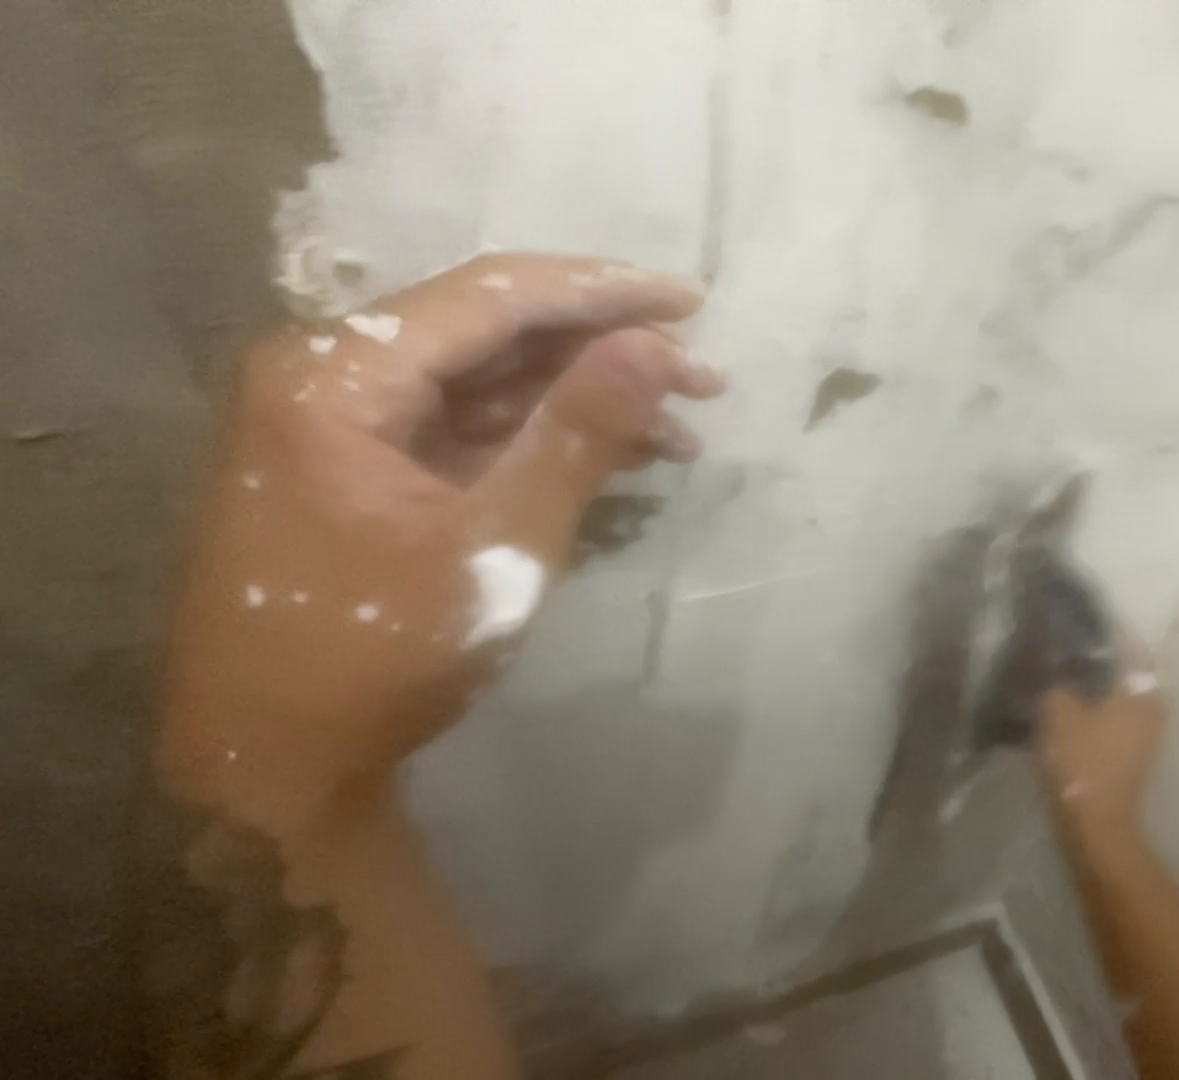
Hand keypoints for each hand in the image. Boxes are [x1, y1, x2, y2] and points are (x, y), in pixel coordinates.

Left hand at [155, 254, 721, 829]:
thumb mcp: (499, 542)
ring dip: (590, 399)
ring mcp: (353, 427)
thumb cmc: (379, 652)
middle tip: (704, 376)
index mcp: (339, 376)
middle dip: (608, 350)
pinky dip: (552, 439)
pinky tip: (625, 457)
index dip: (604, 291)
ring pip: (496, 383)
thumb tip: (655, 346)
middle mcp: (335, 378)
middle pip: (497, 333)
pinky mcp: (376, 472)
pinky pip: (479, 430)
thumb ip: (579, 435)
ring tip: (684, 427)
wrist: (278, 764)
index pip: (495, 297)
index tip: (692, 300)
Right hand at [1039, 644, 1167, 844]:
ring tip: (1056, 671)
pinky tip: (1064, 703)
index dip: (1099, 627)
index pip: (1126, 642)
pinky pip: (1112, 713)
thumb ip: (1056, 676)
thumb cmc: (1081, 762)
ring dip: (1091, 681)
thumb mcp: (1058, 709)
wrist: (1095, 825)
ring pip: (1117, 691)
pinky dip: (1092, 704)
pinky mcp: (1132, 751)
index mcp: (1142, 689)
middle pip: (1122, 666)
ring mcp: (1146, 731)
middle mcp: (1152, 705)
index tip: (1071, 617)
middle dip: (1093, 654)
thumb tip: (1052, 654)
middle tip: (1059, 643)